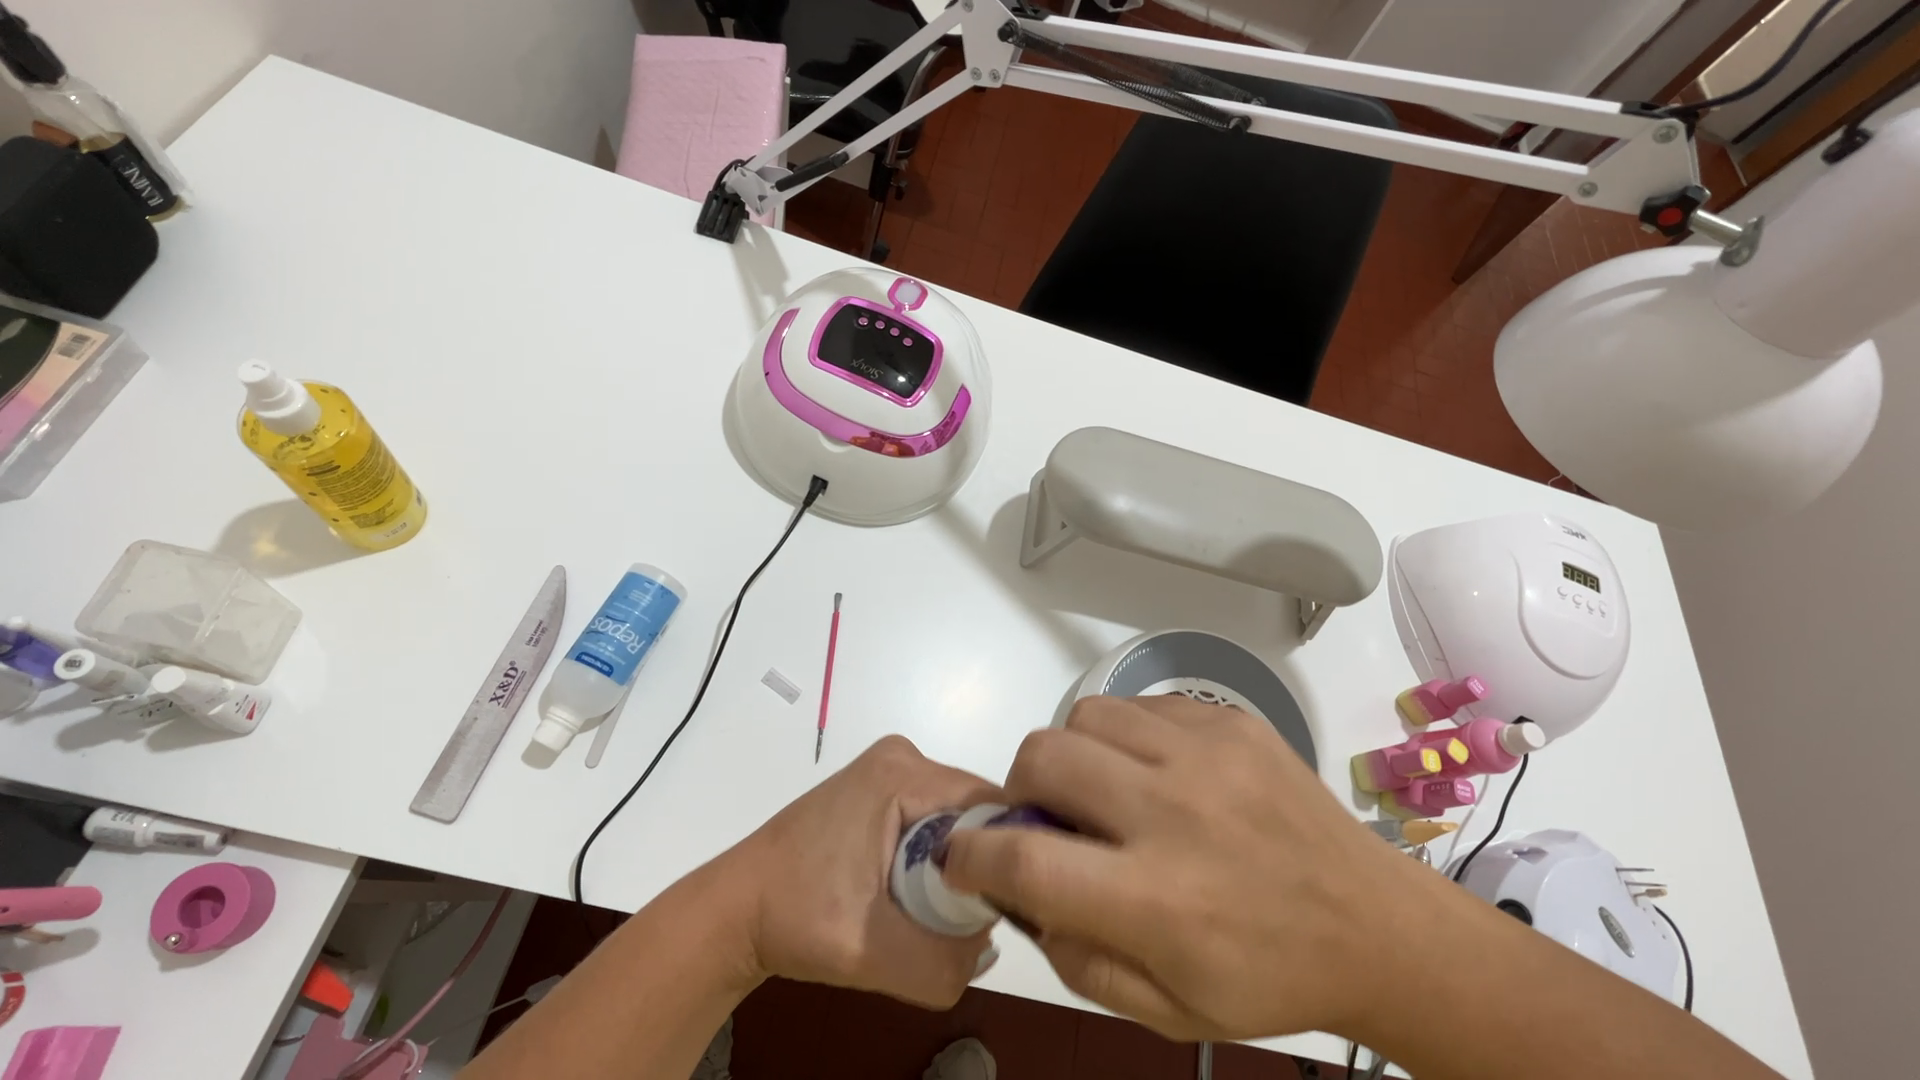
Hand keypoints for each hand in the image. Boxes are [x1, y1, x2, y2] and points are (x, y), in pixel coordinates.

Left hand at [718, 735, 1001, 1008]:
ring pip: (955, 820)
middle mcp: (902, 756)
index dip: (1005, 859)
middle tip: (959, 922)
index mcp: (902, 774)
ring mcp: (888, 769)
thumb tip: (989, 946)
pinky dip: (932, 859)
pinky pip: (932, 820)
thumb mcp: (873, 955)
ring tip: (928, 912)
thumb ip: (946, 962)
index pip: (991, 807)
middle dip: (977, 868)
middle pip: (974, 812)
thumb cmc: (796, 919)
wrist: (735, 909)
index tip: (996, 910)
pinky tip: (909, 895)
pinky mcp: (878, 789)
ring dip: (954, 868)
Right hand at [940, 695, 1439, 1040]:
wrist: (1374, 926)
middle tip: (1042, 817)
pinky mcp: (1231, 722)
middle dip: (1017, 789)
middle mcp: (1173, 812)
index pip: (1025, 858)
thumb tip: (1018, 892)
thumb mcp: (1164, 1009)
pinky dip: (1122, 735)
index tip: (960, 855)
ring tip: (1101, 789)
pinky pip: (1139, 703)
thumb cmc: (1264, 978)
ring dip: (1071, 754)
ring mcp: (1205, 754)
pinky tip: (1152, 771)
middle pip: (1043, 758)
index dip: (971, 853)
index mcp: (1155, 899)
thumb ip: (1074, 957)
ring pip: (1085, 716)